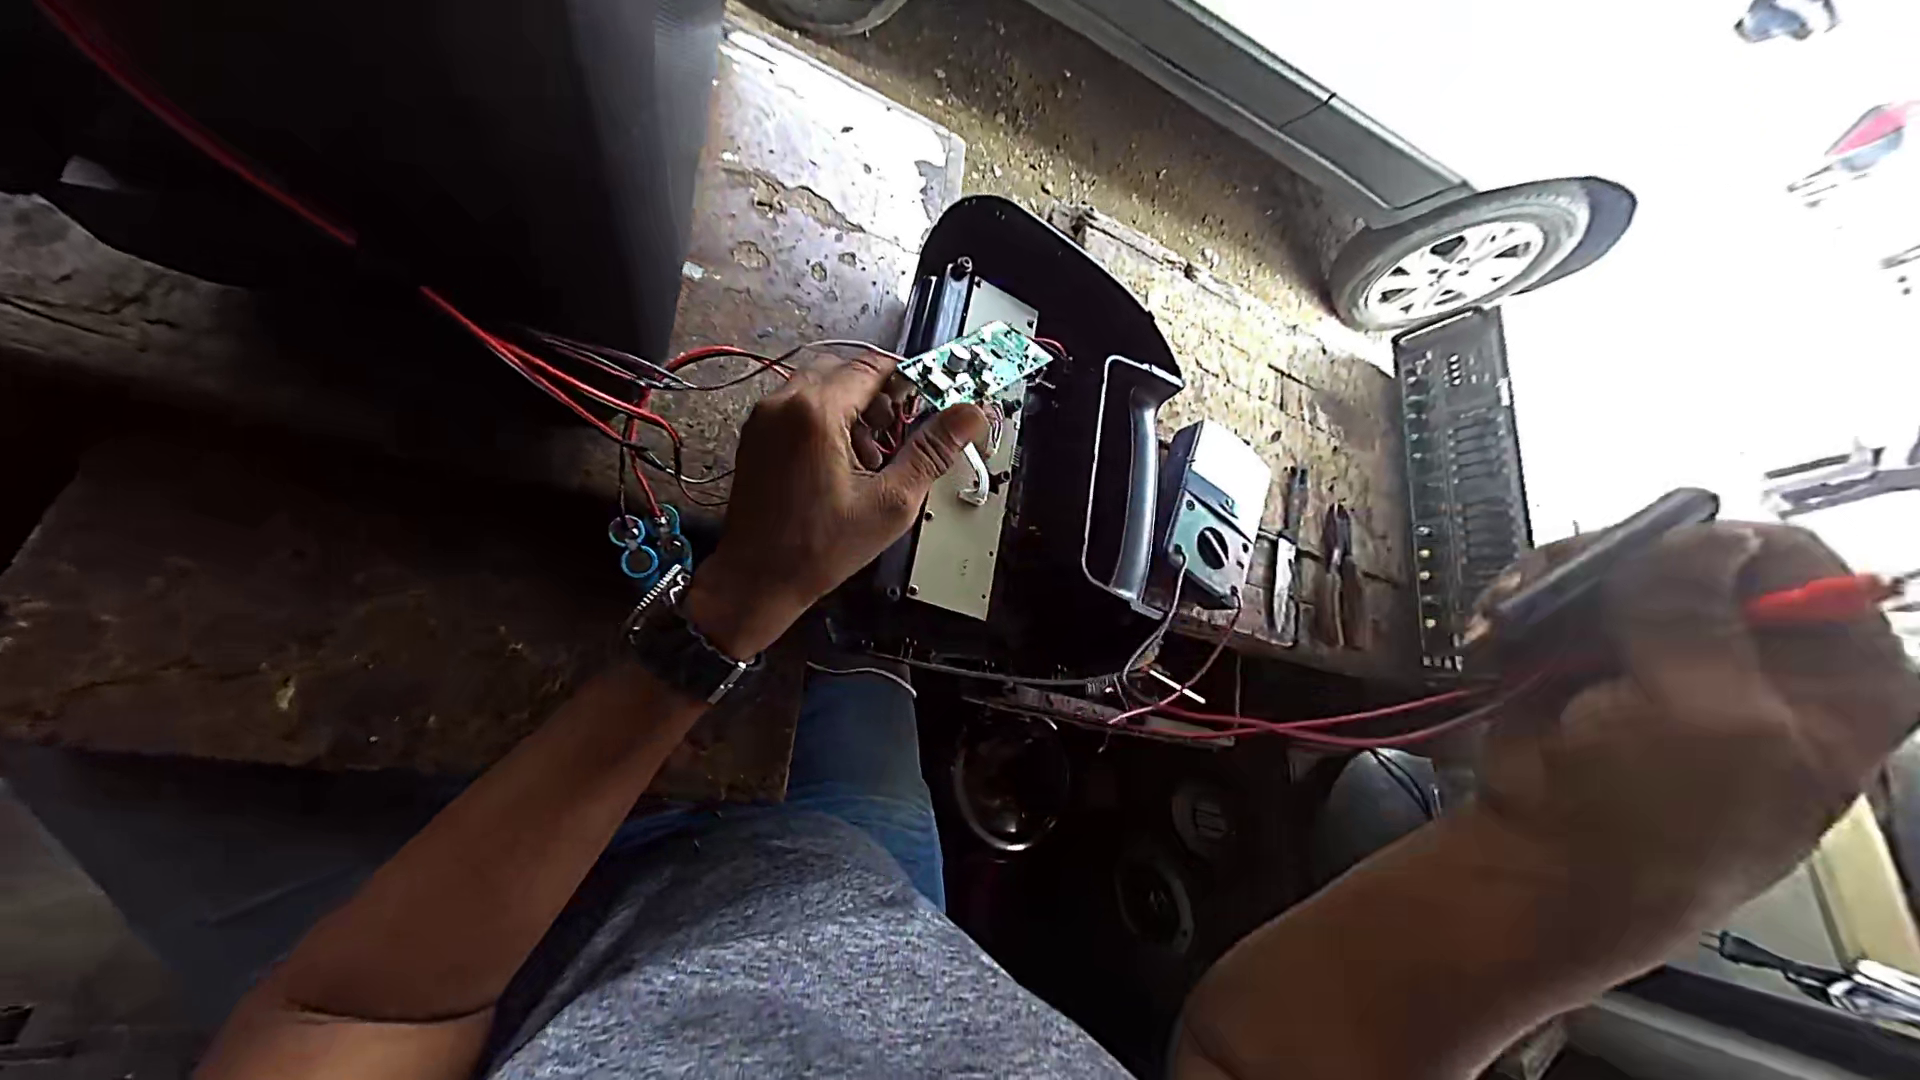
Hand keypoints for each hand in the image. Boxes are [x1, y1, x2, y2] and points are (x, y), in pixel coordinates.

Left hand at [683, 344, 986, 656]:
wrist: (758, 579)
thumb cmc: (819, 548)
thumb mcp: (891, 502)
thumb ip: (932, 451)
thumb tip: (967, 415)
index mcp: (816, 412)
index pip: (875, 365)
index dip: (909, 381)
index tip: (928, 404)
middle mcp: (783, 403)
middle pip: (848, 370)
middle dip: (880, 398)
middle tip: (898, 438)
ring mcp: (764, 417)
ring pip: (823, 387)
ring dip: (854, 409)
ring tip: (870, 458)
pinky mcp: (757, 434)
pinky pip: (800, 406)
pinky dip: (827, 420)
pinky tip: (842, 463)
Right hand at [1470, 523, 1917, 964]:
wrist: (1550, 853)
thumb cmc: (1654, 812)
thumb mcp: (1702, 719)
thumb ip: (1700, 621)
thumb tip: (1705, 533)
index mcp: (1818, 669)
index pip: (1786, 562)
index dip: (1706, 549)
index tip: (1629, 564)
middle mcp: (1732, 646)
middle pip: (1669, 556)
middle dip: (1594, 568)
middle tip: (1536, 591)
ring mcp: (1645, 648)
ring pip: (1594, 574)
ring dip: (1537, 591)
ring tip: (1498, 624)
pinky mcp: (1574, 654)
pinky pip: (1543, 605)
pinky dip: (1509, 615)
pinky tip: (1490, 641)